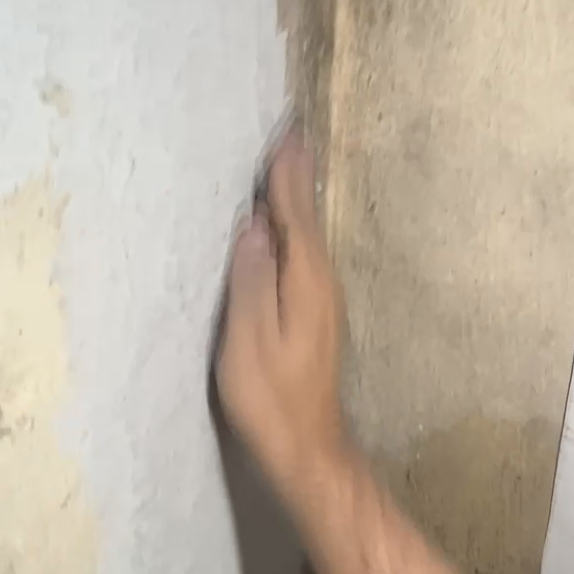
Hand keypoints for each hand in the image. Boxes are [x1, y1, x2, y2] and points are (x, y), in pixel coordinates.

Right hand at [215, 130, 346, 488]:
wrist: (307, 440)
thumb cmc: (271, 395)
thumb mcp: (249, 340)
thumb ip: (251, 282)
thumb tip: (254, 227)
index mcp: (306, 281)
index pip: (295, 215)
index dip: (289, 175)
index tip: (287, 134)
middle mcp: (323, 281)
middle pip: (307, 218)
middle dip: (298, 176)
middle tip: (292, 133)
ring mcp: (324, 296)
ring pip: (309, 234)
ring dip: (299, 197)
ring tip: (290, 162)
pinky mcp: (317, 310)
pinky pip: (306, 253)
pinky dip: (297, 227)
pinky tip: (287, 223)